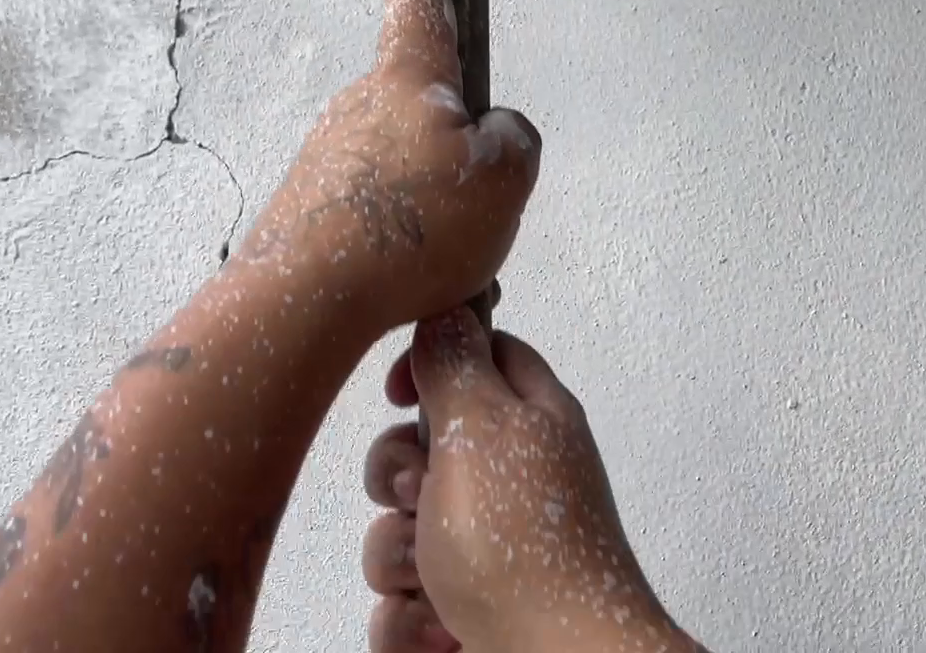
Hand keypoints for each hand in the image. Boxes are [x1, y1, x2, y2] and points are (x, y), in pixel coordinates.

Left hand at [232, 0, 539, 335]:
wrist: (306, 303)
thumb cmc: (416, 229)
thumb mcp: (506, 175)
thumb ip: (517, 135)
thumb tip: (495, 131)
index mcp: (408, 81)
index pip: (424, 2)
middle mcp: (362, 104)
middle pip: (425, 94)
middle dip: (458, 127)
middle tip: (483, 186)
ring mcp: (332, 152)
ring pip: (411, 156)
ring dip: (441, 192)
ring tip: (458, 249)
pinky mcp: (317, 199)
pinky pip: (386, 199)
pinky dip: (413, 227)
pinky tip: (423, 270)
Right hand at [361, 311, 695, 652]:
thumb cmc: (525, 539)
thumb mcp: (485, 427)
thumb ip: (456, 363)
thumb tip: (447, 306)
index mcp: (530, 415)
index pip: (481, 355)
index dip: (432, 362)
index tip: (396, 393)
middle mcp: (510, 472)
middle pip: (422, 445)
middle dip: (400, 478)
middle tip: (424, 497)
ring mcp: (487, 542)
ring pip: (399, 528)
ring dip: (403, 559)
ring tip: (443, 584)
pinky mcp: (460, 606)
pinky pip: (400, 600)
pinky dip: (411, 620)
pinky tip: (442, 631)